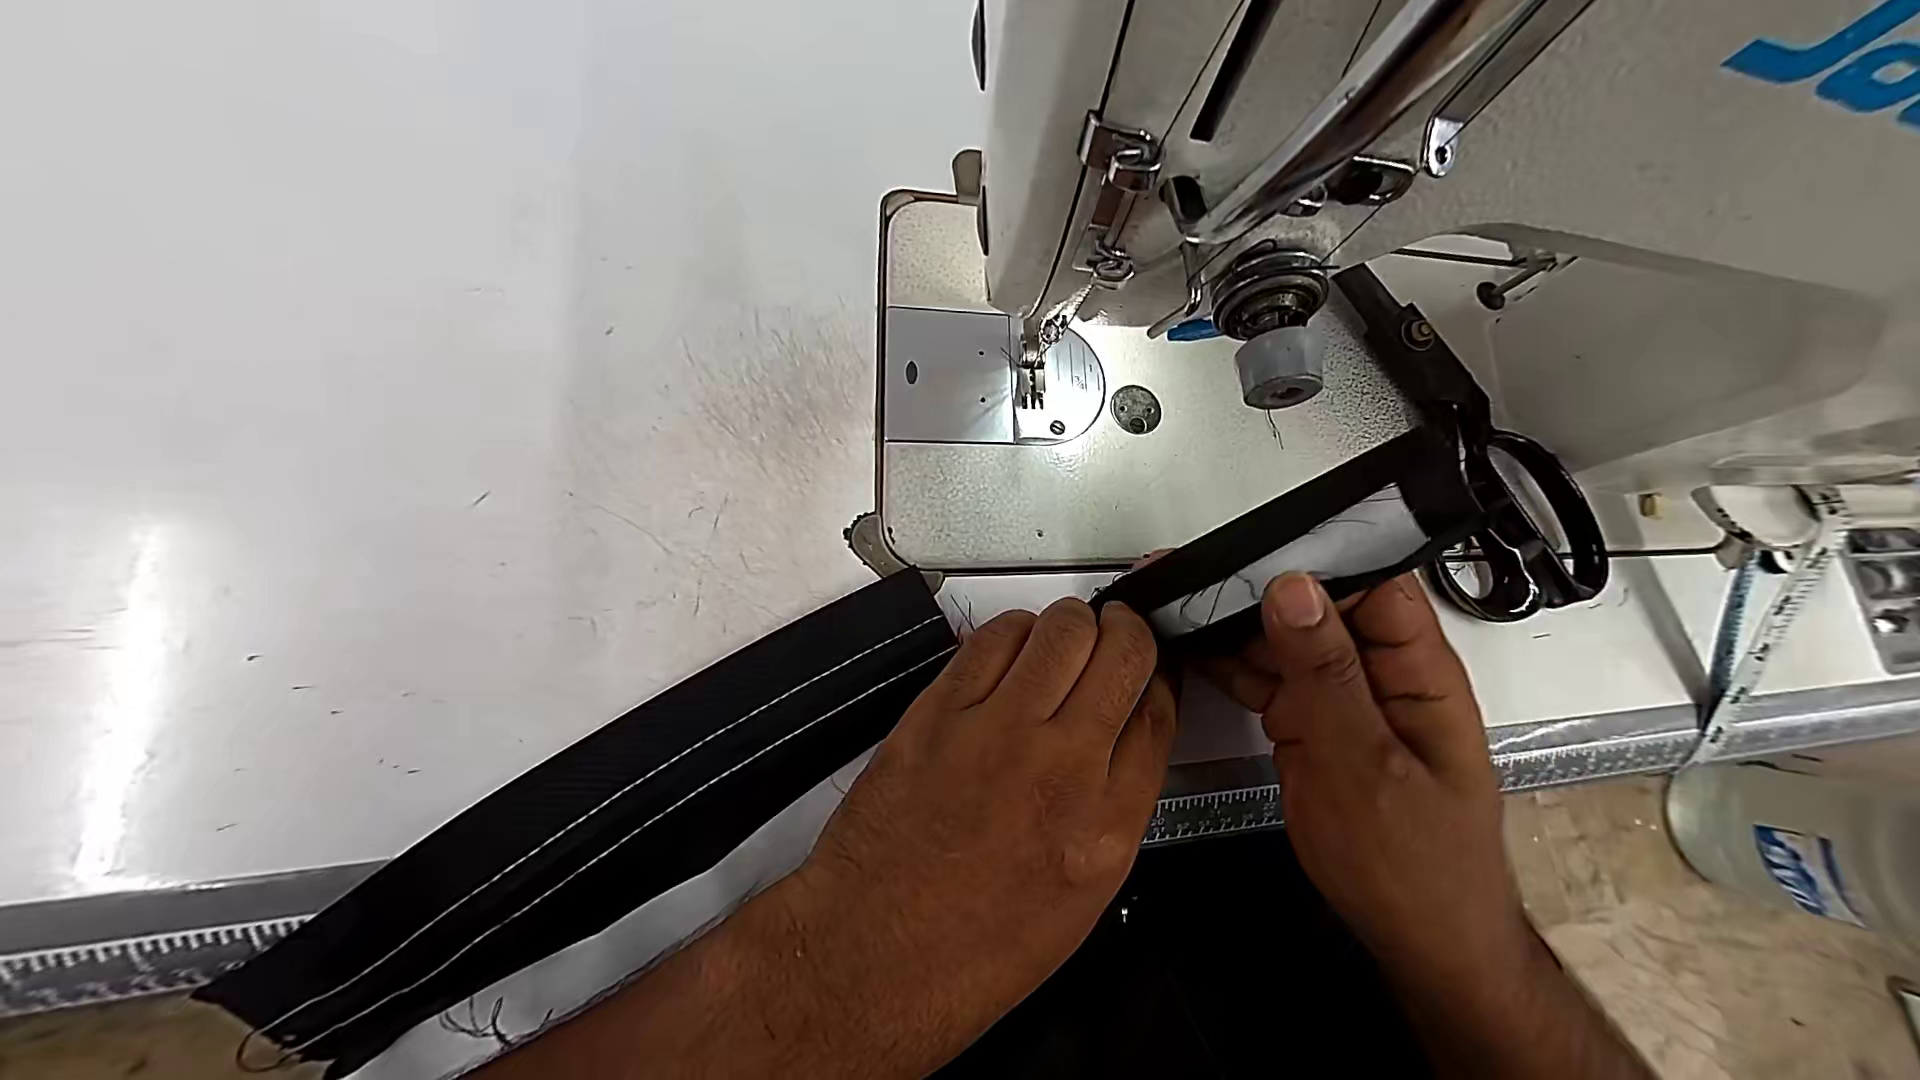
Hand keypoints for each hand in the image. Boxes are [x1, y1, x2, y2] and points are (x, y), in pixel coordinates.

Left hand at [772, 597, 1177, 1073]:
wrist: (873, 952)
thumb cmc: (976, 942)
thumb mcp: (1081, 892)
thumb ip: (1114, 802)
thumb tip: (1124, 730)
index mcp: (1106, 826)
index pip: (1158, 713)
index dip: (1159, 677)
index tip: (1147, 669)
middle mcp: (1060, 767)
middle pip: (1121, 654)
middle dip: (1126, 631)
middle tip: (1114, 634)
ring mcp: (994, 731)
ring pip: (1061, 629)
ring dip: (1072, 623)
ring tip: (1062, 640)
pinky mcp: (938, 710)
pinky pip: (993, 637)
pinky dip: (1014, 631)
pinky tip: (1012, 649)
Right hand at [1216, 573, 1531, 993]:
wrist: (1410, 934)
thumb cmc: (1416, 866)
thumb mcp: (1364, 764)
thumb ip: (1325, 674)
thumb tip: (1295, 591)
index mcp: (1415, 672)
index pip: (1371, 583)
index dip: (1312, 560)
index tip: (1250, 556)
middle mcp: (1375, 673)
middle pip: (1312, 604)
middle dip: (1252, 590)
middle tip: (1192, 582)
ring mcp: (1337, 696)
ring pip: (1278, 636)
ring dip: (1229, 624)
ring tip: (1177, 609)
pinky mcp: (1307, 718)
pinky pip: (1261, 674)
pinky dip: (1225, 662)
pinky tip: (1192, 650)